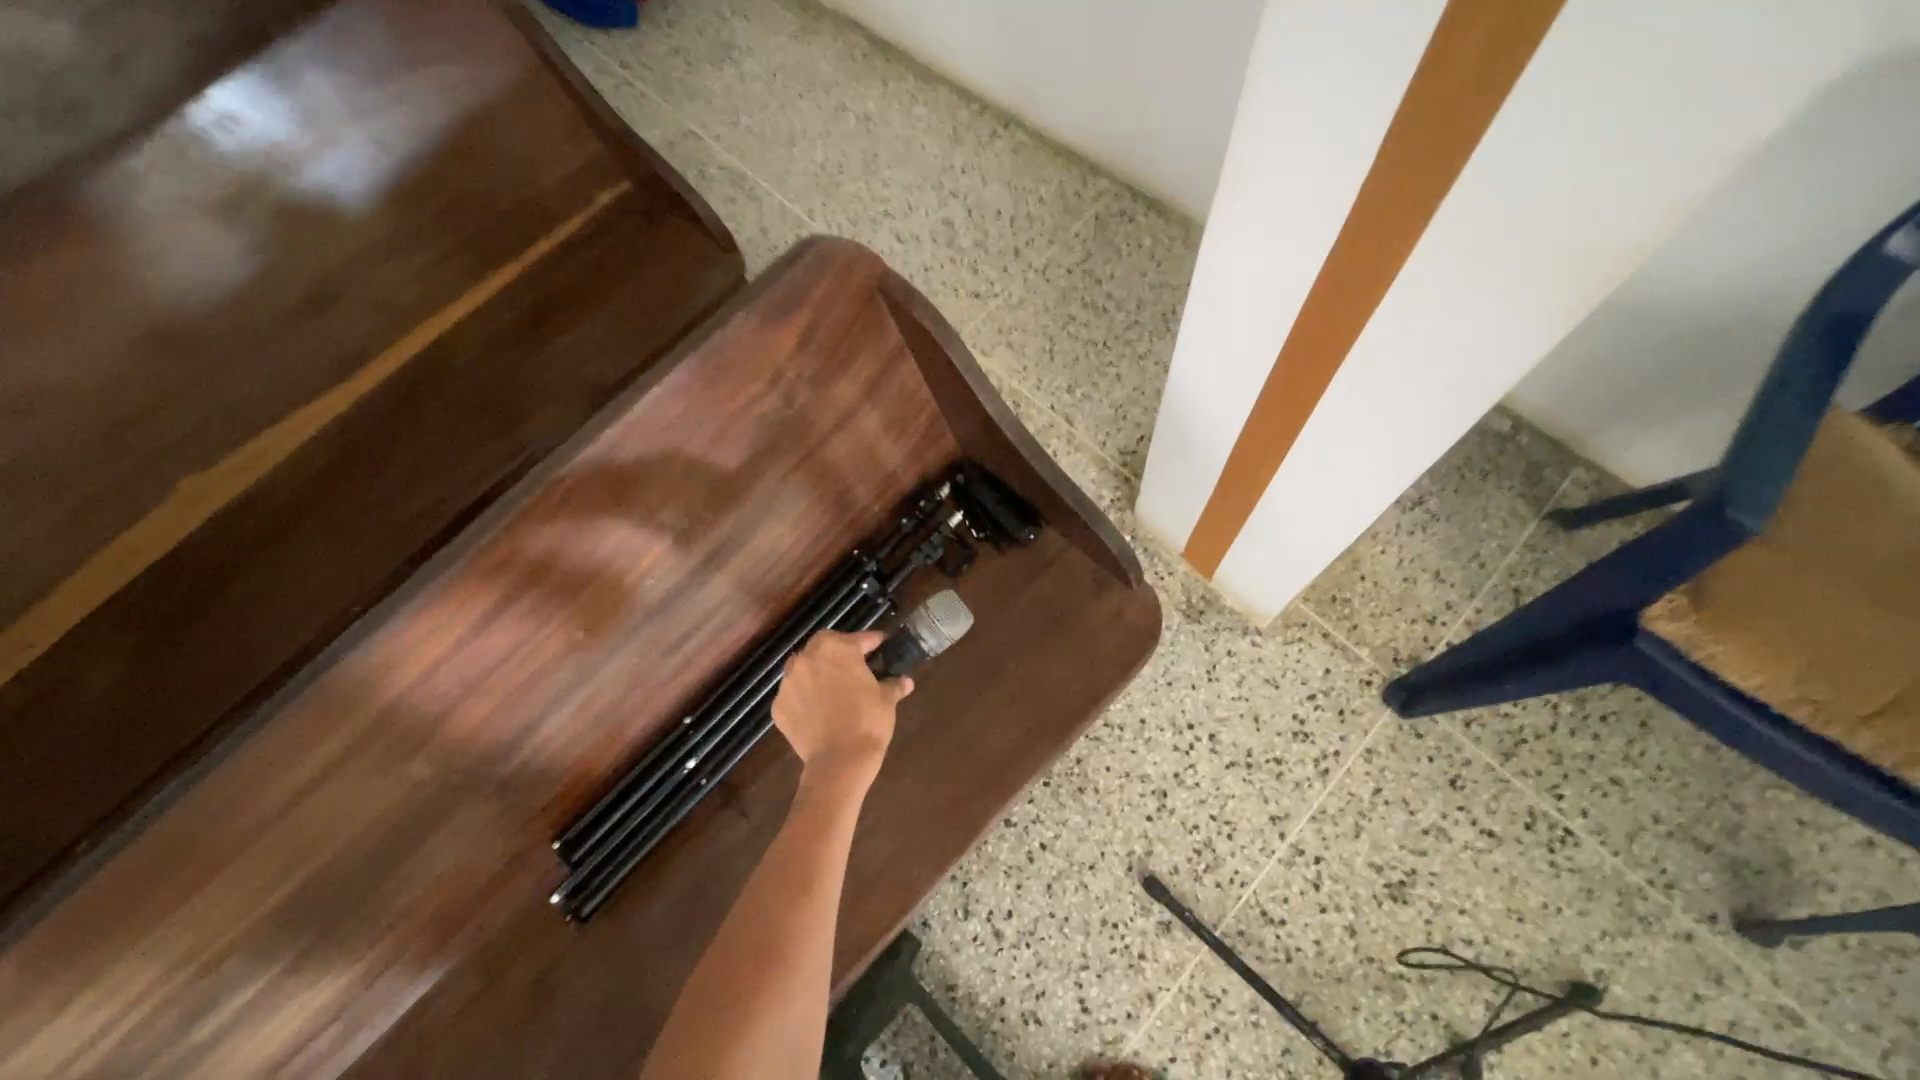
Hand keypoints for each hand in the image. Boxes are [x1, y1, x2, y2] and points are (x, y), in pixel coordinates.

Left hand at [772, 630, 911, 788]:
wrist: (839, 760)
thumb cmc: (867, 722)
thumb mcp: (886, 701)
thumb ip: (893, 685)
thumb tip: (906, 682)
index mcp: (837, 649)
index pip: (858, 639)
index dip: (871, 642)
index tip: (880, 644)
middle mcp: (807, 659)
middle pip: (823, 646)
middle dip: (838, 652)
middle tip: (853, 665)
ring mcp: (789, 682)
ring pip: (802, 668)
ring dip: (816, 672)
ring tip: (831, 688)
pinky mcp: (779, 706)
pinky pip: (793, 695)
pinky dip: (804, 698)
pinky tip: (817, 711)